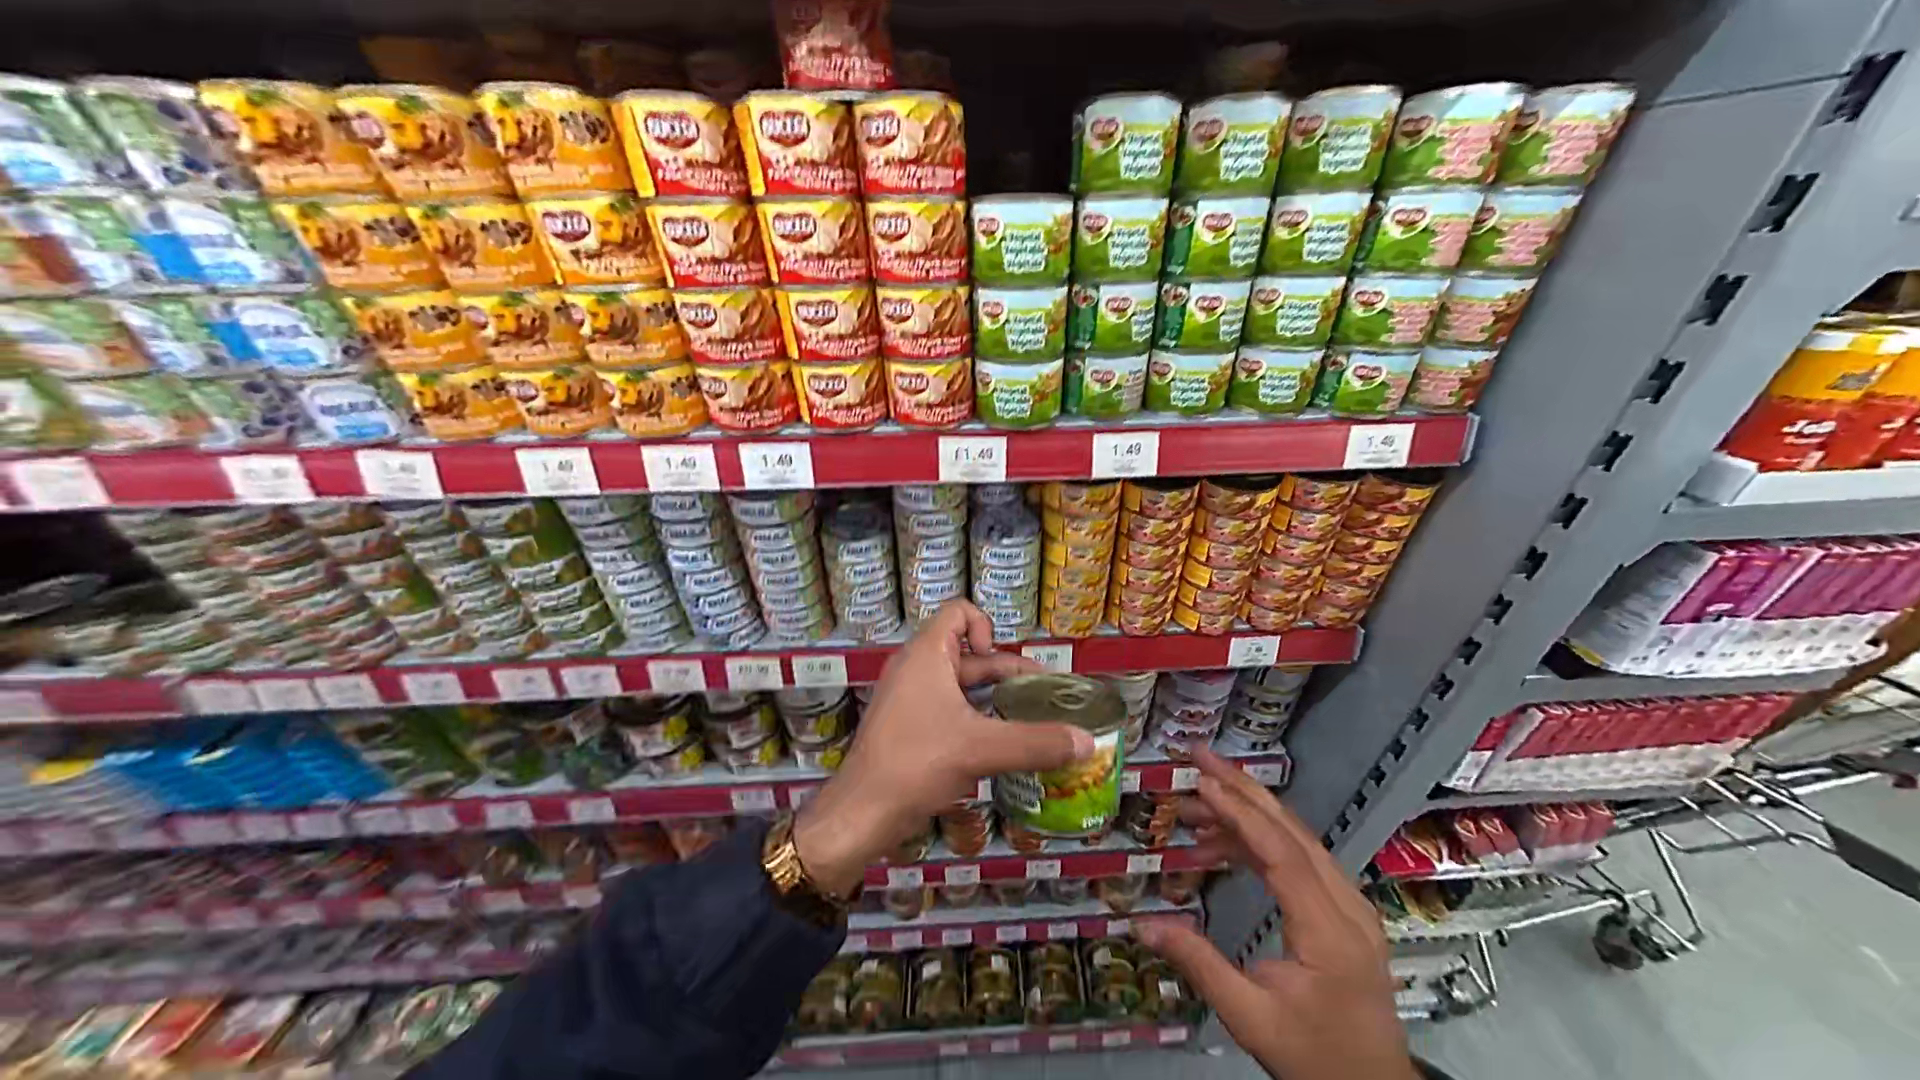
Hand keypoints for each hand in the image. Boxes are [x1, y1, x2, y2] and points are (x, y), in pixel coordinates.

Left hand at [792, 601, 1094, 895]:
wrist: (862, 811)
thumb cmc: (917, 763)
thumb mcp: (981, 749)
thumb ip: (1036, 742)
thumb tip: (1087, 741)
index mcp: (927, 655)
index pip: (959, 612)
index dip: (986, 626)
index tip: (1000, 661)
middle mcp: (916, 668)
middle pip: (968, 652)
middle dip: (1006, 671)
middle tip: (1042, 697)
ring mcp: (909, 698)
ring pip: (959, 685)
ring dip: (993, 698)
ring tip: (1028, 722)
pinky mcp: (907, 726)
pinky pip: (947, 708)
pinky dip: (975, 718)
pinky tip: (998, 746)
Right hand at [1133, 747, 1416, 1079]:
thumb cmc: (1314, 1057)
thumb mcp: (1250, 1018)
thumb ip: (1198, 965)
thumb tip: (1141, 925)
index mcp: (1330, 931)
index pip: (1282, 854)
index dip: (1239, 813)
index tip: (1200, 783)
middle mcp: (1347, 905)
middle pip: (1292, 830)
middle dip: (1243, 788)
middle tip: (1198, 758)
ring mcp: (1349, 904)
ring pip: (1296, 838)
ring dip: (1246, 812)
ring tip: (1193, 804)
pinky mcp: (1342, 909)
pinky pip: (1298, 859)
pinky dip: (1257, 841)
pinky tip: (1219, 844)